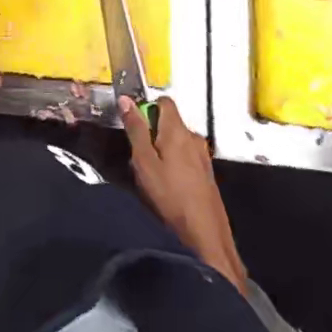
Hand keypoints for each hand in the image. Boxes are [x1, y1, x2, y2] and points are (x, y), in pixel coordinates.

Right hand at [121, 96, 245, 287]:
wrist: (204, 232)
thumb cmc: (169, 195)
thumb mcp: (144, 161)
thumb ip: (135, 129)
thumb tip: (126, 99)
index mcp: (178, 130)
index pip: (164, 102)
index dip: (146, 106)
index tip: (132, 124)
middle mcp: (194, 137)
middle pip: (169, 122)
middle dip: (150, 131)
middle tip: (135, 154)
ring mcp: (202, 155)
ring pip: (175, 141)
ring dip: (160, 149)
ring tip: (147, 172)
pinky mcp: (205, 172)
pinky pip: (183, 156)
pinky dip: (171, 162)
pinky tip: (164, 184)